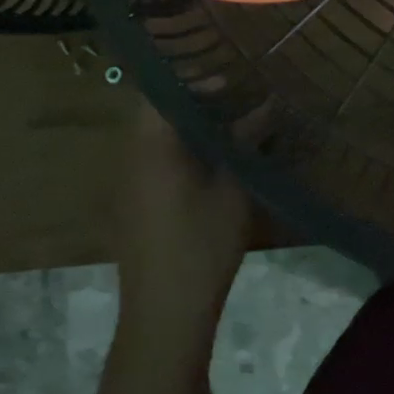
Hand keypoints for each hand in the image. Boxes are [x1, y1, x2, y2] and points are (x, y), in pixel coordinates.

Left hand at [113, 99, 254, 310]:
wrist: (165, 313)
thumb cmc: (202, 244)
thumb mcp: (234, 188)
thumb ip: (246, 141)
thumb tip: (266, 106)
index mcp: (151, 146)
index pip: (162, 91)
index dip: (194, 80)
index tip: (230, 81)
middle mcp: (130, 157)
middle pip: (156, 113)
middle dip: (194, 101)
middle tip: (235, 99)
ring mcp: (127, 184)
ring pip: (154, 138)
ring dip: (188, 127)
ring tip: (230, 127)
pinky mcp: (132, 206)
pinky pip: (154, 161)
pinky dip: (180, 151)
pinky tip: (212, 164)